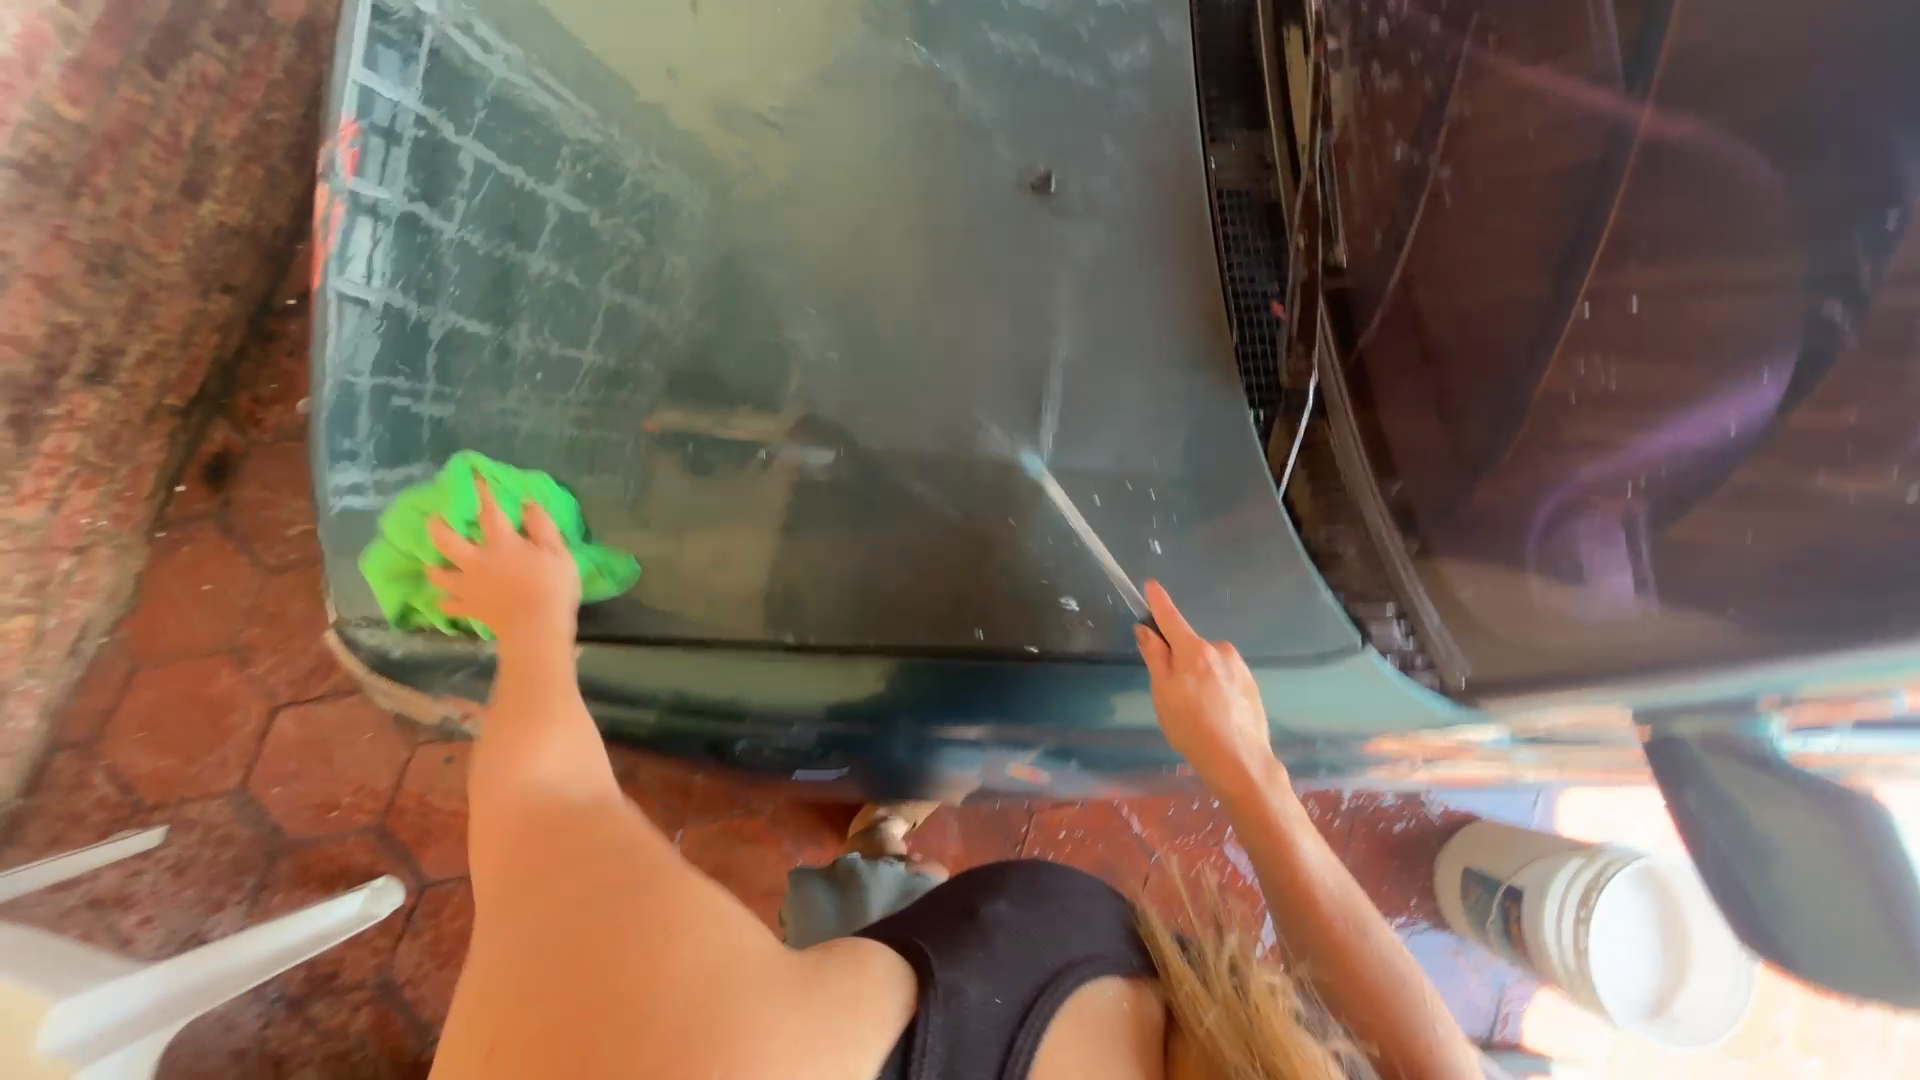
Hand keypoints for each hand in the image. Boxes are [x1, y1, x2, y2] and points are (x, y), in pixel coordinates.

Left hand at [427, 475, 580, 650]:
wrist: (536, 627)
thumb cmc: (552, 586)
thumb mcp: (557, 552)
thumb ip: (542, 527)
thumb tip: (527, 504)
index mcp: (501, 543)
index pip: (490, 512)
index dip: (482, 493)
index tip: (474, 477)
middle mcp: (477, 561)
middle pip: (447, 541)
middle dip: (437, 527)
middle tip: (432, 519)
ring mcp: (469, 586)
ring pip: (440, 574)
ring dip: (435, 568)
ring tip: (433, 565)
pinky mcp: (470, 608)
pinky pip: (451, 605)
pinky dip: (447, 602)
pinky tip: (446, 601)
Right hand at [1135, 580, 1283, 795]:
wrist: (1240, 760)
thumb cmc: (1191, 725)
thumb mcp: (1162, 692)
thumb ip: (1155, 657)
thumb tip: (1145, 630)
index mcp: (1194, 649)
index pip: (1171, 618)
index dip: (1159, 602)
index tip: (1152, 585)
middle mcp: (1220, 650)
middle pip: (1190, 645)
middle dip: (1178, 658)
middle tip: (1172, 692)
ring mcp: (1239, 667)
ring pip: (1209, 663)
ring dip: (1199, 675)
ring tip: (1196, 710)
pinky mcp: (1252, 686)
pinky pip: (1225, 677)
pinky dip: (1215, 688)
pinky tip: (1215, 714)